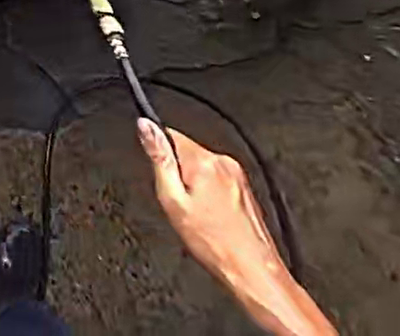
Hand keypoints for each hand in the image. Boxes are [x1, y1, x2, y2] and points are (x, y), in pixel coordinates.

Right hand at [138, 120, 335, 335]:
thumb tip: (145, 125)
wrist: (254, 273)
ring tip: (200, 216)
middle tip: (182, 204)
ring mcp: (237, 176)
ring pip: (203, 168)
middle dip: (180, 174)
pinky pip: (218, 181)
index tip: (166, 180)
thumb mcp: (172, 201)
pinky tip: (214, 220)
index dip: (161, 156)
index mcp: (203, 161)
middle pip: (187, 153)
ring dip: (196, 185)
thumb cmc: (215, 244)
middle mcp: (224, 162)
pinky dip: (211, 195)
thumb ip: (158, 158)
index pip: (169, 135)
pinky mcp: (245, 189)